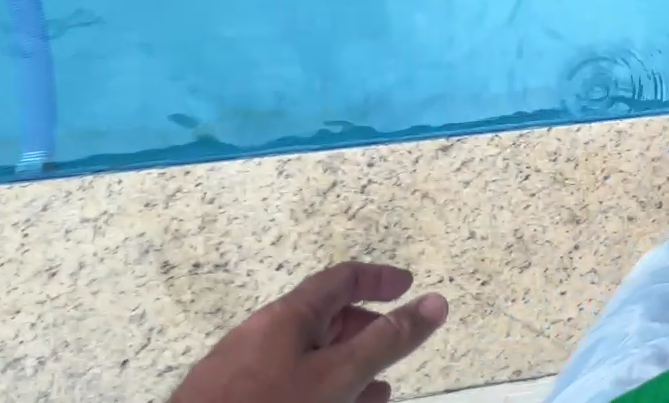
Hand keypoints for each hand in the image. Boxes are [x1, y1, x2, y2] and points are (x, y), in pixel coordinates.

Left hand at [170, 262, 448, 402]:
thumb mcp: (340, 377)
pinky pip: (278, 384)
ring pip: (301, 357)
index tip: (409, 287)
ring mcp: (230, 374)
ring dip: (341, 368)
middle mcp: (255, 335)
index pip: (342, 277)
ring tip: (370, 394)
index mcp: (285, 316)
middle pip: (321, 318)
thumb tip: (438, 300)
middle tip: (391, 349)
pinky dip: (312, 390)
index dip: (380, 278)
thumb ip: (390, 339)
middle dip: (363, 331)